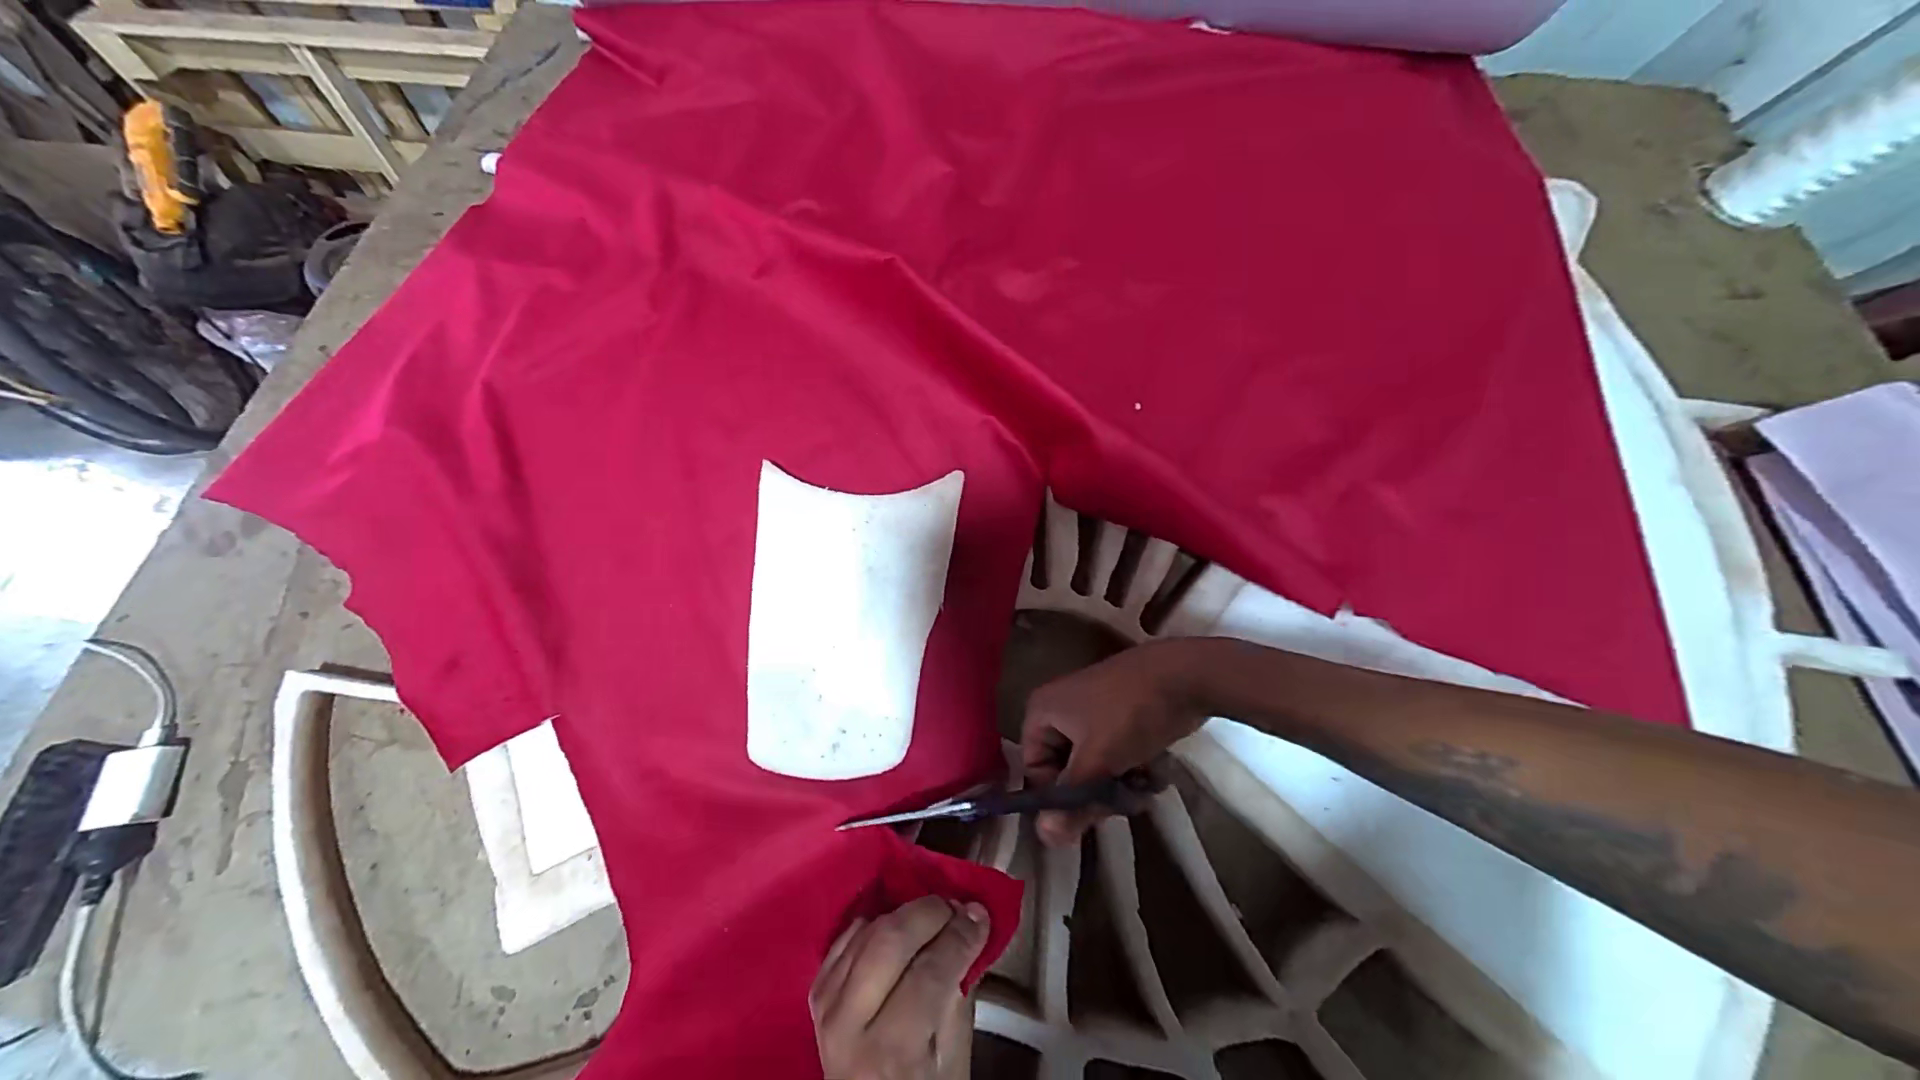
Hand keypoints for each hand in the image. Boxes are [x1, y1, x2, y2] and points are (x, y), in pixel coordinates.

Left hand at [811, 896, 989, 1079]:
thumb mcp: (954, 1056)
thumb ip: (959, 989)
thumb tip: (970, 924)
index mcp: (891, 1052)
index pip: (929, 974)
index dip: (959, 937)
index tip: (980, 914)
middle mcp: (849, 1026)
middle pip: (890, 943)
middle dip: (930, 913)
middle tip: (956, 908)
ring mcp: (826, 1006)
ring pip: (868, 932)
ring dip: (906, 913)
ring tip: (934, 914)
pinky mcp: (816, 991)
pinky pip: (847, 938)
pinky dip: (876, 923)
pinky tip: (899, 924)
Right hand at [1021, 639, 1209, 846]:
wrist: (1185, 675)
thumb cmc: (1130, 713)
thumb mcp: (1098, 760)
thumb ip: (1071, 800)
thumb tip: (1045, 838)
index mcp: (1042, 712)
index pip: (1035, 769)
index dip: (1059, 797)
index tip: (1089, 813)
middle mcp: (1060, 709)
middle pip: (1064, 768)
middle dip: (1092, 791)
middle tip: (1120, 804)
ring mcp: (1091, 710)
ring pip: (1093, 764)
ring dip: (1114, 784)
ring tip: (1140, 790)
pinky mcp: (1120, 714)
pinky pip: (1113, 752)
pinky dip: (1128, 768)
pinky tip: (1151, 776)